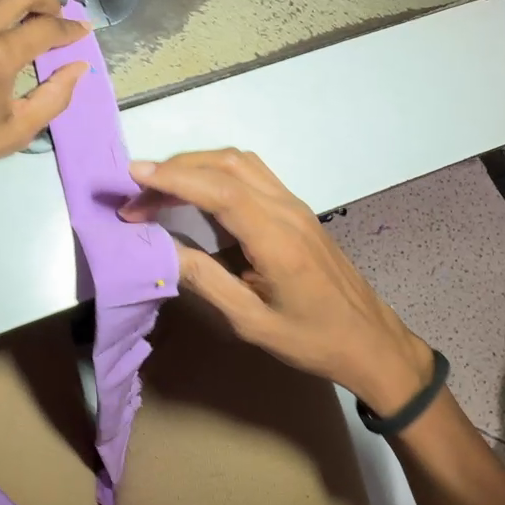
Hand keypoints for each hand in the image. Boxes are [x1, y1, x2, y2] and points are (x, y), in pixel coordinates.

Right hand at [124, 150, 437, 414]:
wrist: (372, 342)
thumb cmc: (311, 339)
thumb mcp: (251, 322)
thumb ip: (204, 279)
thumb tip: (160, 246)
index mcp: (276, 239)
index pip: (218, 190)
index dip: (173, 177)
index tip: (133, 175)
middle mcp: (285, 209)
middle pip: (224, 165)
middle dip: (174, 171)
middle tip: (135, 196)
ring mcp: (293, 203)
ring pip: (237, 162)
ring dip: (194, 165)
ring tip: (157, 190)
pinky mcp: (294, 207)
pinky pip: (249, 172)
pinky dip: (214, 171)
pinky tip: (194, 191)